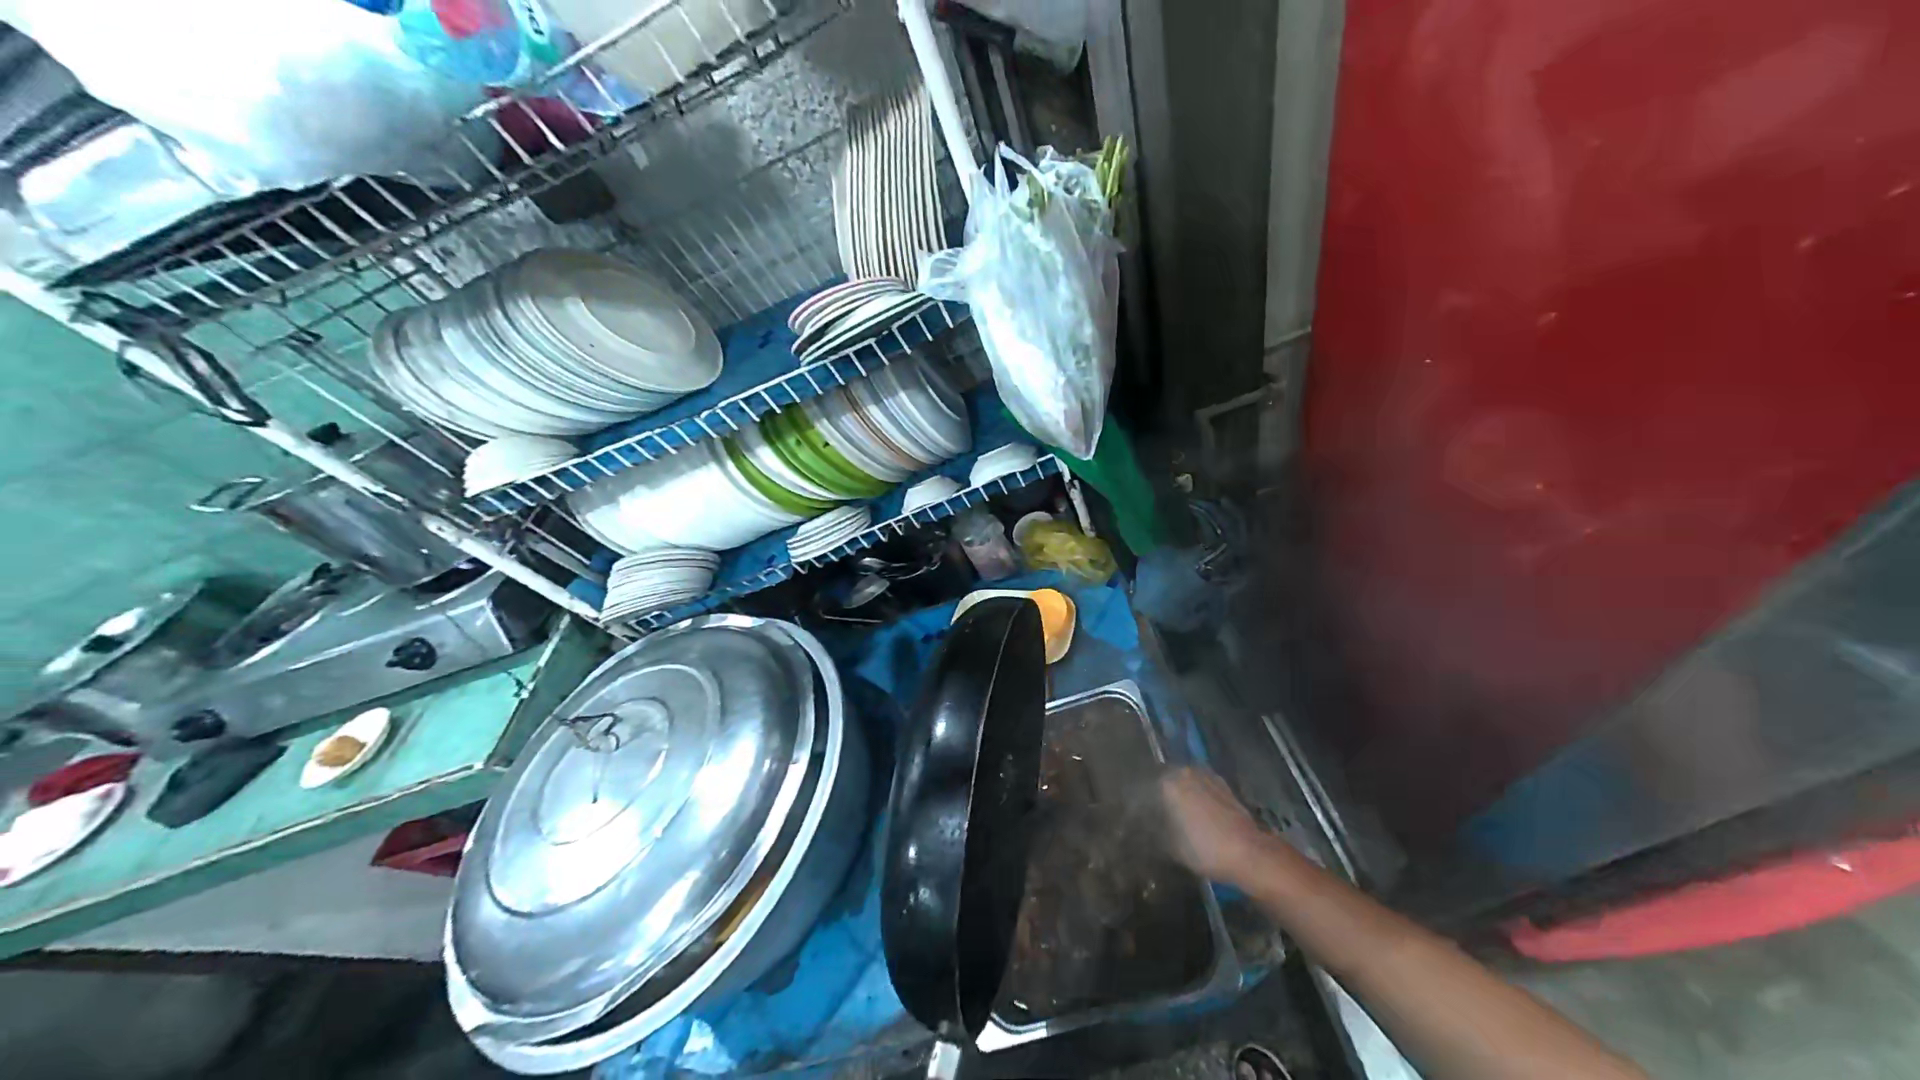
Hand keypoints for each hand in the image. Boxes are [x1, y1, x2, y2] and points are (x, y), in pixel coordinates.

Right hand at [1160, 767, 1271, 886]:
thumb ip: (1160, 834)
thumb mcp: (1174, 848)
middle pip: (1170, 778)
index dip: (1148, 800)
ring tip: (1183, 809)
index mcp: (1170, 786)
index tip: (1147, 813)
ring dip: (1185, 789)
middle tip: (1164, 811)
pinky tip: (1202, 809)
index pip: (1151, 786)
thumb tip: (1151, 829)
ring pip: (1189, 779)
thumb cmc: (1205, 850)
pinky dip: (1201, 793)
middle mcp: (1188, 775)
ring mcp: (1208, 778)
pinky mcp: (1225, 786)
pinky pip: (1205, 785)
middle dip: (1166, 791)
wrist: (1249, 853)